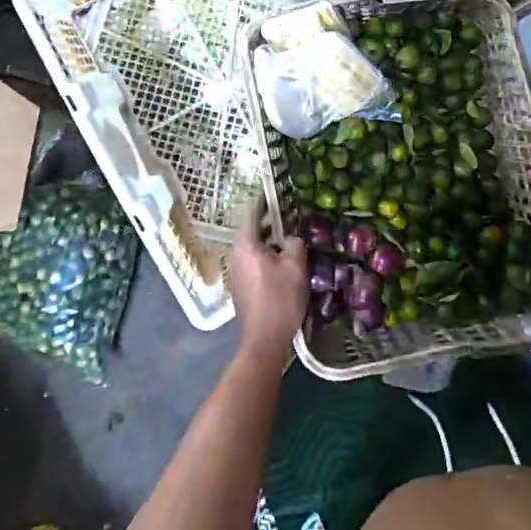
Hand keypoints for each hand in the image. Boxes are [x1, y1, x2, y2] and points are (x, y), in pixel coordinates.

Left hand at [229, 199, 308, 365]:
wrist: (264, 340)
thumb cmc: (279, 299)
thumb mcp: (295, 266)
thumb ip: (293, 244)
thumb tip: (290, 240)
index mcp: (245, 244)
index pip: (252, 212)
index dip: (263, 199)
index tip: (273, 189)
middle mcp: (235, 255)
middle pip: (252, 230)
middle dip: (269, 221)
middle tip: (289, 213)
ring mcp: (236, 272)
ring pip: (254, 248)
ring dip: (269, 241)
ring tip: (290, 237)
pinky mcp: (242, 287)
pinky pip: (254, 262)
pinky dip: (267, 256)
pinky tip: (284, 262)